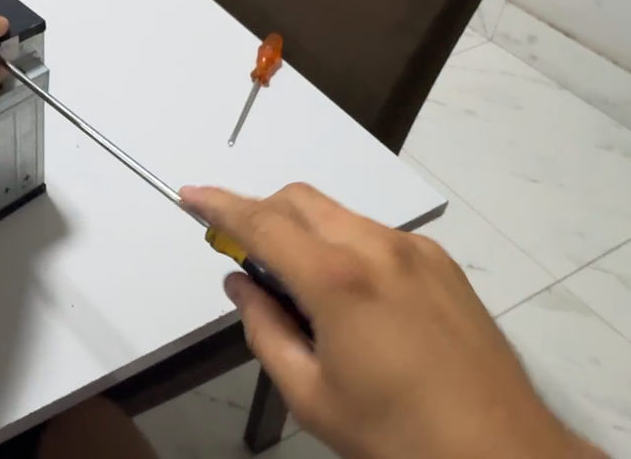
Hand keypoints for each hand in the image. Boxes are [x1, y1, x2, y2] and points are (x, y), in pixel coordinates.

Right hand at [180, 184, 600, 458]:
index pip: (260, 221)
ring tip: (304, 290)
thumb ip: (264, 330)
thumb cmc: (400, 439)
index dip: (218, 204)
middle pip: (298, 199)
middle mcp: (375, 246)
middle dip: (260, 212)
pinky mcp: (441, 263)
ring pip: (336, 213)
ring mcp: (413, 250)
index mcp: (337, 280)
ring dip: (303, 230)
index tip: (189, 195)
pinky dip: (344, 245)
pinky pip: (374, 233)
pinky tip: (355, 298)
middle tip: (246, 256)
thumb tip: (241, 283)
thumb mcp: (313, 397)